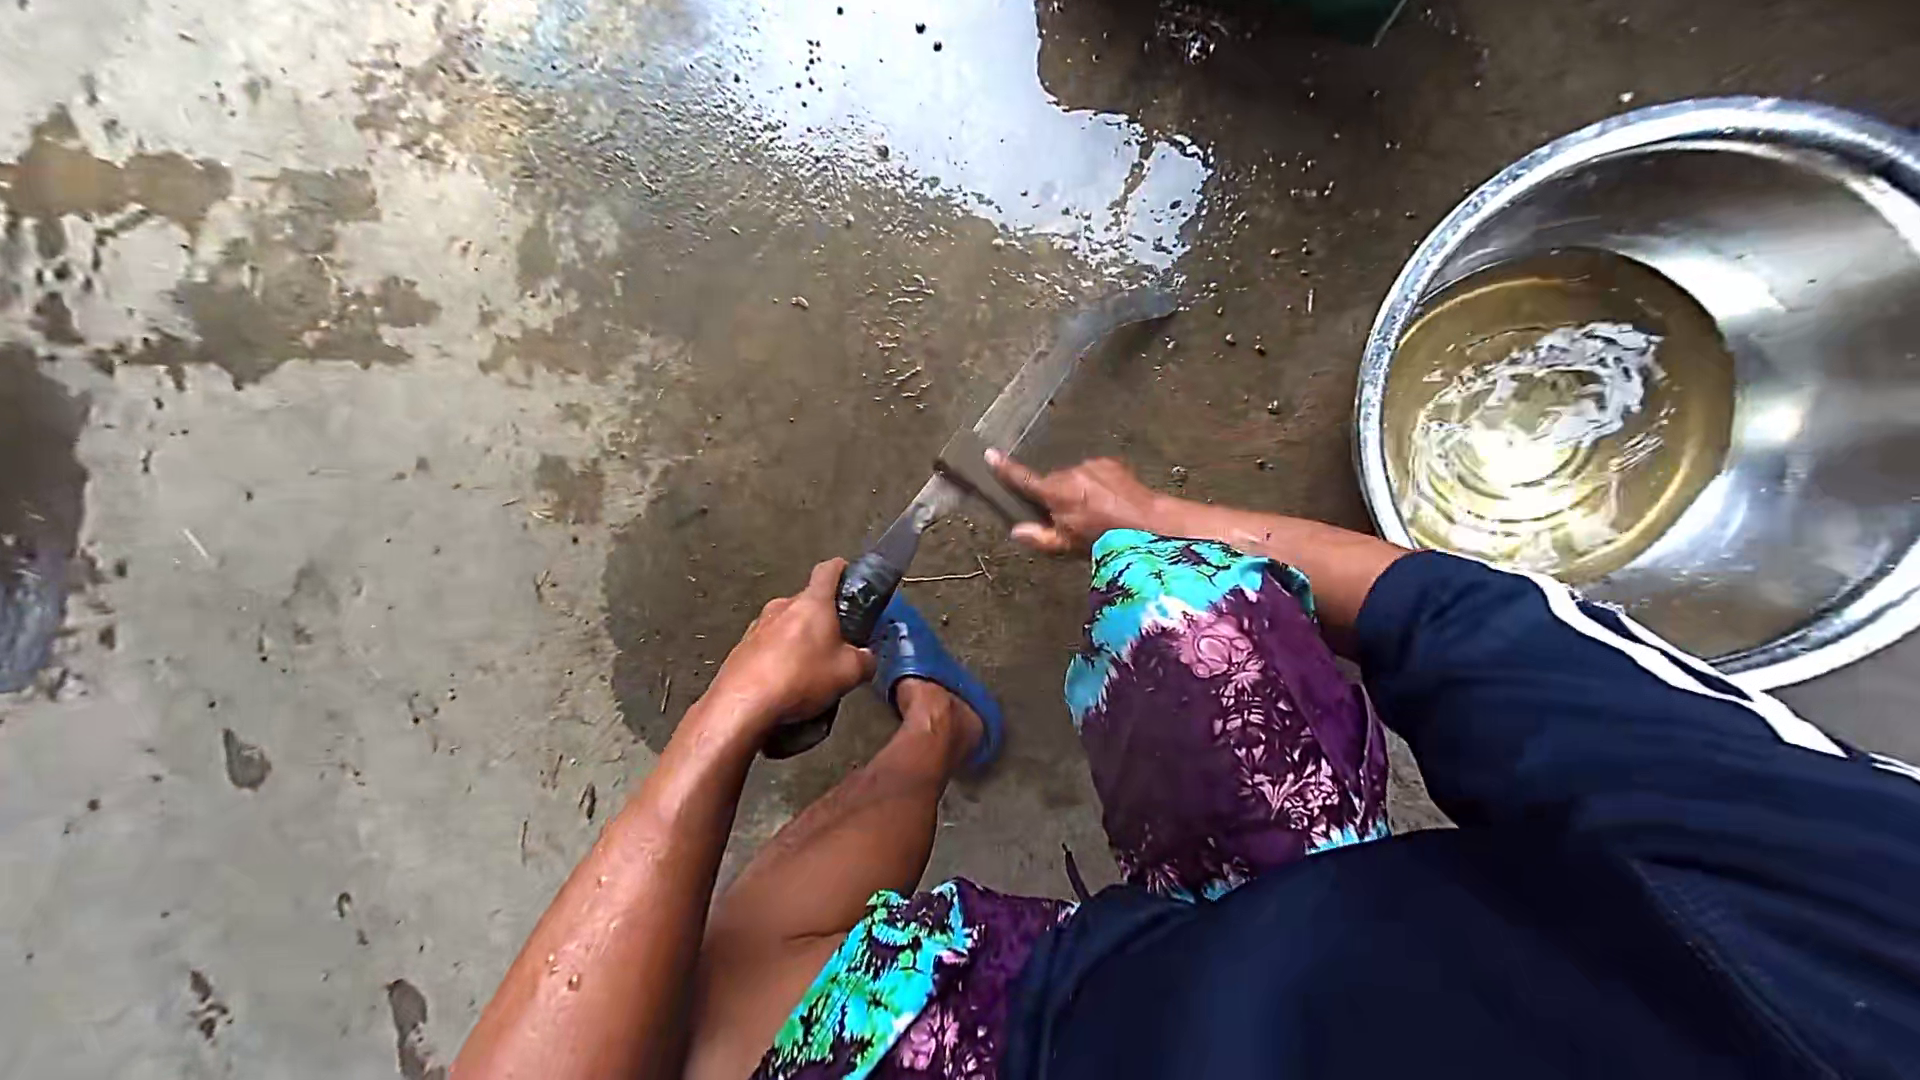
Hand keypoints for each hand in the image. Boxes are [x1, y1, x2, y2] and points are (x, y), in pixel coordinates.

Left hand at [703, 559, 876, 731]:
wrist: (742, 706)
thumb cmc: (797, 679)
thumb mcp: (849, 673)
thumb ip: (865, 660)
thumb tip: (866, 658)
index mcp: (812, 603)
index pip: (828, 570)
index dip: (842, 570)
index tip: (848, 574)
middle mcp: (782, 607)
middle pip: (808, 602)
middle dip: (824, 618)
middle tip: (838, 642)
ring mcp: (758, 626)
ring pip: (787, 625)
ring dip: (800, 639)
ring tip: (811, 669)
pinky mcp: (742, 648)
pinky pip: (768, 646)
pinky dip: (780, 658)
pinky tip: (786, 683)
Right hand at [985, 451, 1164, 555]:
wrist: (1148, 524)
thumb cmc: (1106, 539)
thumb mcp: (1067, 546)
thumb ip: (1039, 537)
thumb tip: (1016, 531)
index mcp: (1056, 493)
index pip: (1023, 479)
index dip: (1004, 468)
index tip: (989, 454)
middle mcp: (1071, 473)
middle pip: (1050, 483)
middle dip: (1053, 497)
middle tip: (1068, 520)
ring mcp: (1091, 465)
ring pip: (1072, 478)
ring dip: (1075, 492)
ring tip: (1093, 514)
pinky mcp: (1109, 463)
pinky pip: (1091, 474)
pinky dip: (1093, 486)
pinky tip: (1106, 503)